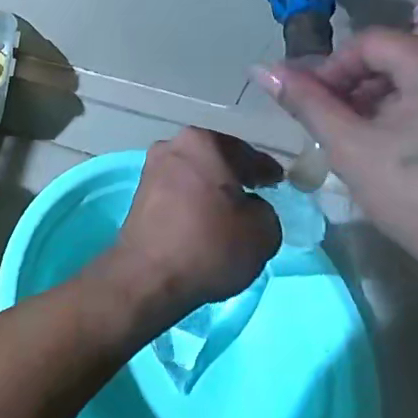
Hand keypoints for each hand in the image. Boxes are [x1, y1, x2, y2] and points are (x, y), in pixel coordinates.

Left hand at [101, 128, 283, 323]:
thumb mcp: (264, 228)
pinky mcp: (139, 194)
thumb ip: (263, 208)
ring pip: (193, 174)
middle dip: (235, 174)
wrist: (150, 274)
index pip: (246, 154)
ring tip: (232, 210)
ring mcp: (150, 170)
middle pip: (215, 158)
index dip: (265, 170)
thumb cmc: (211, 244)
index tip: (278, 182)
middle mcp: (170, 147)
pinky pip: (177, 191)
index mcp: (202, 143)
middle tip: (258, 192)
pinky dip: (193, 199)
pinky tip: (205, 219)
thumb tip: (246, 206)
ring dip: (211, 187)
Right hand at [255, 28, 417, 287]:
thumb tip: (260, 69)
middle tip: (330, 122)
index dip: (330, 68)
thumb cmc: (416, 197)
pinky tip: (391, 144)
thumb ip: (305, 102)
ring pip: (415, 75)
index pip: (369, 42)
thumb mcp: (349, 146)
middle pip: (394, 55)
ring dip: (376, 97)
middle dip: (352, 84)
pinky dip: (406, 108)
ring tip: (356, 136)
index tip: (311, 104)